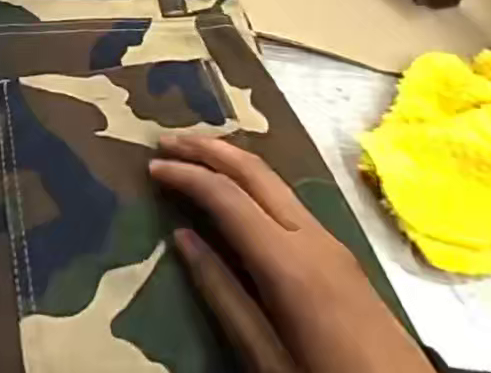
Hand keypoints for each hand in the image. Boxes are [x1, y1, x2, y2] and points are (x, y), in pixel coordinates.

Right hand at [150, 136, 429, 372]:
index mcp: (289, 263)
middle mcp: (310, 234)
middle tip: (167, 140)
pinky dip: (252, 180)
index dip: (187, 176)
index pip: (228, 198)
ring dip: (231, 158)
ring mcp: (328, 237)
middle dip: (208, 148)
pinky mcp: (337, 249)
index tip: (153, 166)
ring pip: (273, 178)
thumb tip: (183, 238)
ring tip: (194, 152)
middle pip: (253, 170)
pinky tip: (235, 187)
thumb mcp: (267, 360)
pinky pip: (286, 197)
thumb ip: (224, 296)